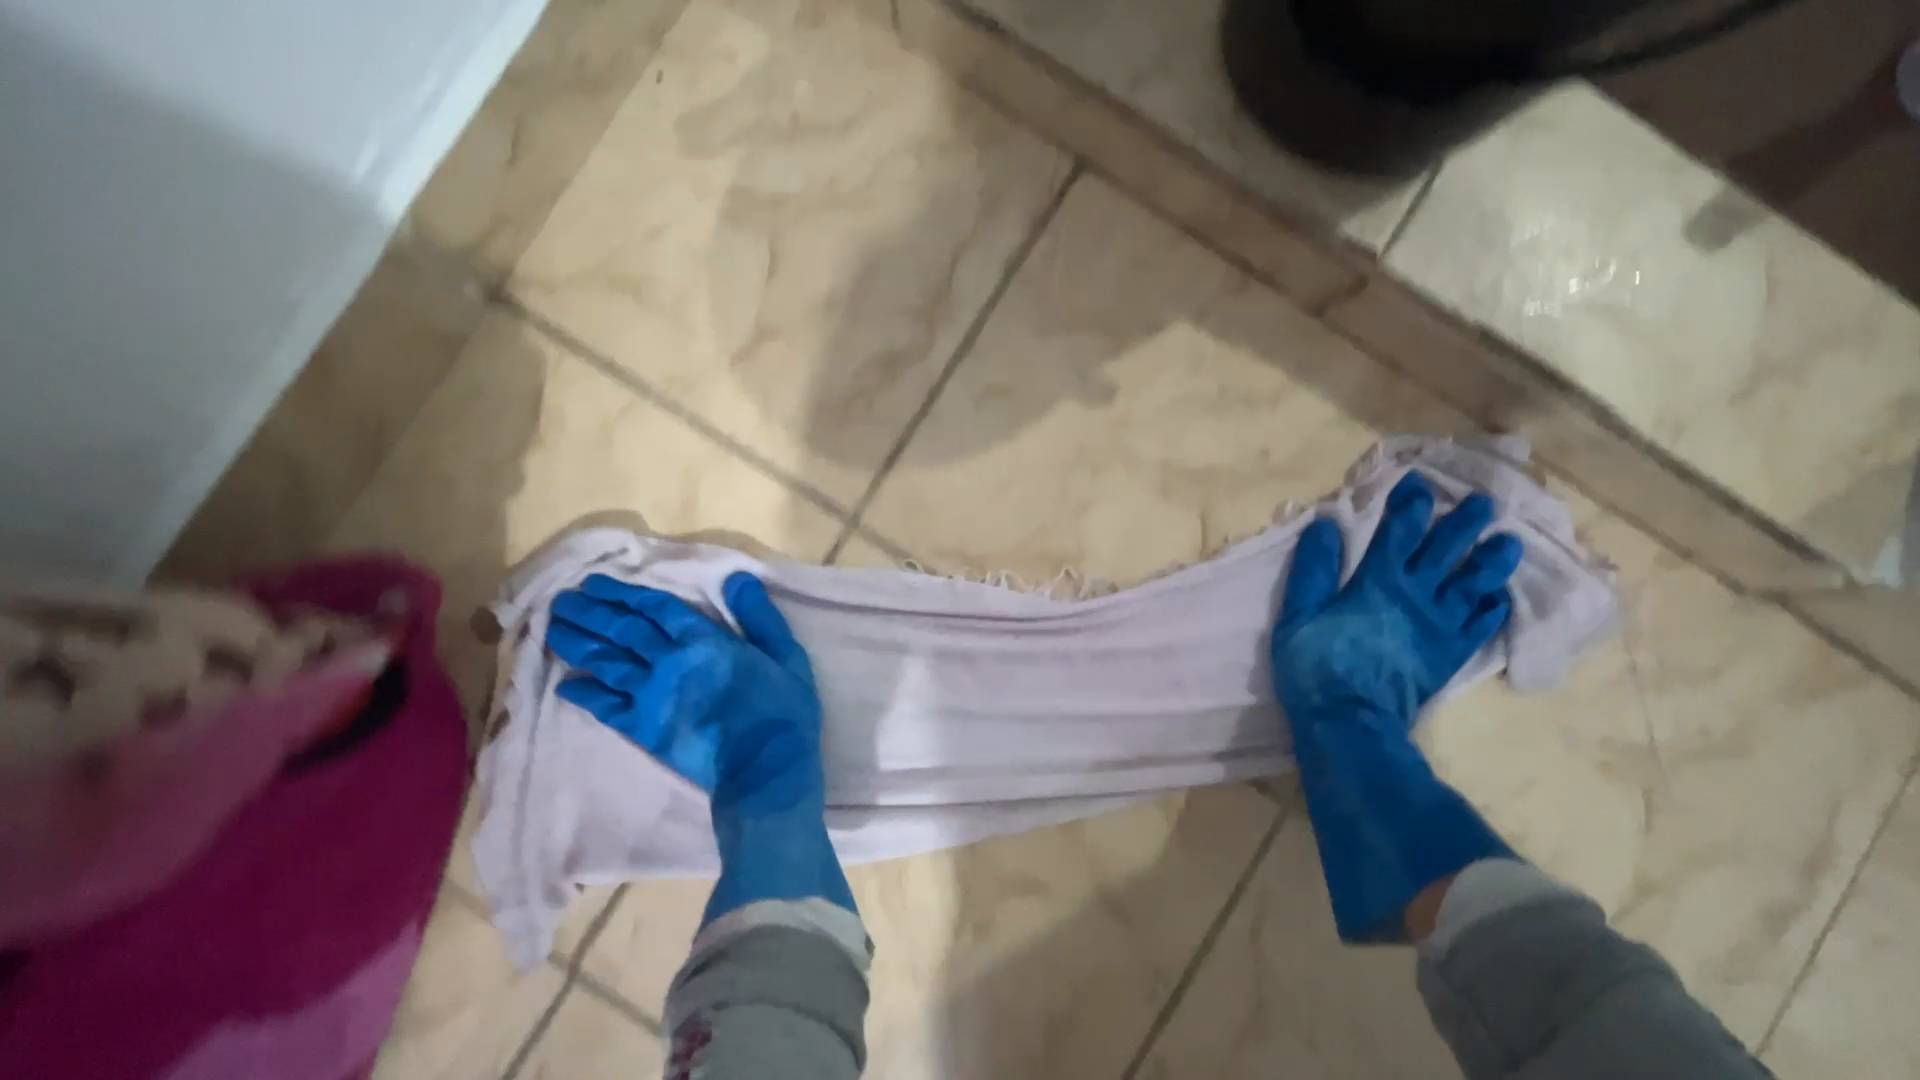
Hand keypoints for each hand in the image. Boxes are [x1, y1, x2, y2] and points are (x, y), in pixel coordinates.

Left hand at [546, 572, 854, 921]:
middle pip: (621, 629)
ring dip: (577, 644)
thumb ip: (760, 617)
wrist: (764, 768)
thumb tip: (737, 578)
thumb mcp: (787, 656)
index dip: (624, 593)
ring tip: (554, 629)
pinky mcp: (642, 728)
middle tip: (563, 600)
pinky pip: (604, 707)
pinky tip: (565, 684)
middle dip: (591, 612)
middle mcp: (669, 661)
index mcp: (703, 640)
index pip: (655, 607)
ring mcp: (650, 696)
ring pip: (605, 662)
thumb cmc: (782, 710)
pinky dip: (583, 694)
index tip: (597, 582)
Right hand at [1270, 471, 1520, 942]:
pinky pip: (1482, 625)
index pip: (1399, 530)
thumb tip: (1326, 524)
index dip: (1411, 503)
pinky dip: (1493, 607)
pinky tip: (1498, 598)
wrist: (1351, 723)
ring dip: (1492, 560)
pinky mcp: (1452, 654)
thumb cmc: (1316, 666)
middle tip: (1485, 501)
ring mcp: (1441, 625)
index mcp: (1378, 580)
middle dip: (1465, 522)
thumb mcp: (1298, 615)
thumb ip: (1313, 569)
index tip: (1419, 482)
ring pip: (1476, 582)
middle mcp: (1418, 594)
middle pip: (1448, 549)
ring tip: (1508, 543)